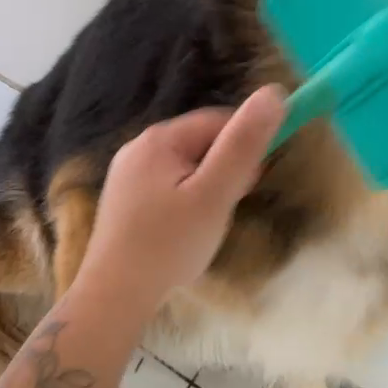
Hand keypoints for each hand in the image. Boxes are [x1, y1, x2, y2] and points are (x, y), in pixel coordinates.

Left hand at [73, 85, 287, 307]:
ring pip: (183, 173)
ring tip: (204, 228)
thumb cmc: (167, 245)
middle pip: (198, 146)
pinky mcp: (121, 207)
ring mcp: (124, 180)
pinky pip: (165, 194)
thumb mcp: (214, 194)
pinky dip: (183, 209)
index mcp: (157, 140)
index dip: (243, 147)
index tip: (251, 183)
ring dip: (204, 194)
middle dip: (222, 173)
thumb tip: (273, 92)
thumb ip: (243, 144)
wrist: (114, 295)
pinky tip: (183, 236)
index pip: (216, 121)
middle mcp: (135, 151)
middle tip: (226, 211)